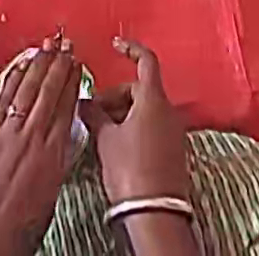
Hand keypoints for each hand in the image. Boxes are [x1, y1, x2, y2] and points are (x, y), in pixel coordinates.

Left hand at [0, 36, 82, 255]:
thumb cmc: (13, 232)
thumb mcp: (48, 197)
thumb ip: (54, 164)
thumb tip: (58, 145)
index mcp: (53, 156)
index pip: (67, 107)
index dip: (73, 82)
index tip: (78, 66)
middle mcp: (33, 139)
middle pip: (50, 91)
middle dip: (60, 65)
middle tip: (67, 45)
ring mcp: (9, 134)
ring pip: (29, 89)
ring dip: (40, 64)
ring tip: (48, 46)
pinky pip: (5, 98)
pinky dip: (15, 78)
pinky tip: (21, 65)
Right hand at [80, 38, 190, 203]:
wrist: (155, 214)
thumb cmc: (130, 169)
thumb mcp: (106, 139)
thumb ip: (95, 115)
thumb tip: (85, 104)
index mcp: (153, 99)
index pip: (146, 60)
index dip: (130, 49)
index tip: (116, 44)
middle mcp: (168, 109)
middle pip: (140, 89)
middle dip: (115, 97)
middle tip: (94, 113)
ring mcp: (173, 130)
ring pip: (145, 109)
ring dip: (123, 113)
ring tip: (102, 131)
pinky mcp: (173, 150)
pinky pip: (152, 126)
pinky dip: (134, 127)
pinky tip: (117, 144)